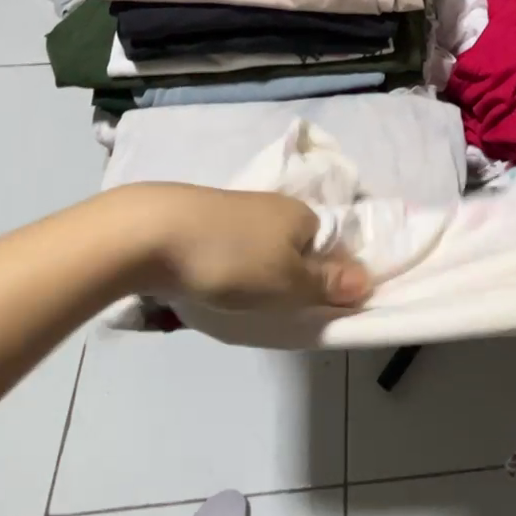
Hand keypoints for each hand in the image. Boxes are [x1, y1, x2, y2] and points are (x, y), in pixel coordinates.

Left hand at [106, 183, 370, 310]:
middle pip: (296, 246)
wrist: (148, 233)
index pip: (331, 245)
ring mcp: (236, 210)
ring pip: (260, 247)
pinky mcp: (202, 219)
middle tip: (275, 309)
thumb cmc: (230, 259)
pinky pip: (230, 248)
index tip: (312, 305)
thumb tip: (368, 280)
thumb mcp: (287, 282)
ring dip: (256, 272)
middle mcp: (274, 206)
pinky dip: (227, 267)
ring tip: (239, 301)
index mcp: (302, 215)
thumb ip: (327, 283)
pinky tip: (211, 284)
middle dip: (290, 275)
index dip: (328, 275)